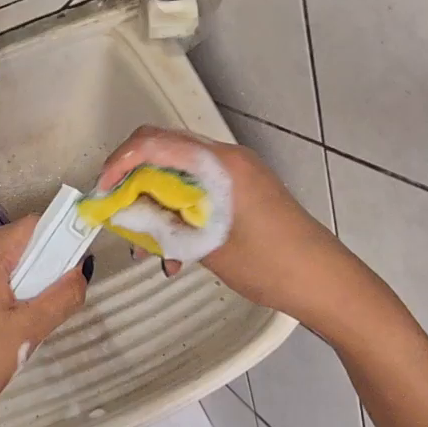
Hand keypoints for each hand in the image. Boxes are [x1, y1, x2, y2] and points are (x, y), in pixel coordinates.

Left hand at [0, 215, 89, 426]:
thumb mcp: (30, 330)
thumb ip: (62, 297)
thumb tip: (80, 273)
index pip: (29, 227)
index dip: (57, 239)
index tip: (71, 265)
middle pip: (9, 243)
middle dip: (36, 263)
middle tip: (50, 297)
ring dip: (16, 279)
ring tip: (26, 317)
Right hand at [95, 126, 369, 322]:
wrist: (325, 283)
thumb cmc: (270, 265)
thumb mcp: (205, 247)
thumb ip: (161, 223)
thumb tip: (122, 213)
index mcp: (219, 164)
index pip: (154, 142)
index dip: (119, 162)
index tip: (102, 193)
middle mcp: (226, 158)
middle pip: (162, 150)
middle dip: (130, 179)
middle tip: (115, 212)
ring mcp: (236, 172)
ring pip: (176, 171)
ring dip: (153, 200)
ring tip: (144, 245)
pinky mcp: (241, 189)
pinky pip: (195, 188)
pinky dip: (175, 210)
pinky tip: (173, 251)